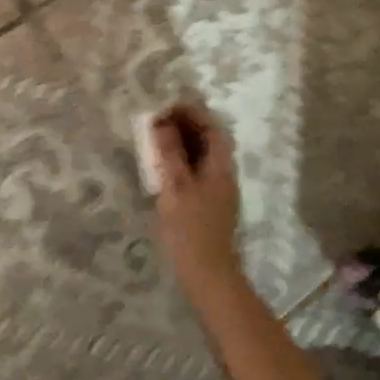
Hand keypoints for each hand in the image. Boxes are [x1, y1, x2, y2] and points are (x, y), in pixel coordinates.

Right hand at [143, 104, 244, 293]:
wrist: (208, 274)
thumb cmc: (190, 228)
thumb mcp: (175, 187)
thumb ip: (169, 153)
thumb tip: (162, 122)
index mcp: (220, 166)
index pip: (211, 127)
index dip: (191, 112)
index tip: (166, 105)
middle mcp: (223, 174)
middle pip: (209, 139)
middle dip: (185, 125)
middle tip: (157, 118)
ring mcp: (218, 190)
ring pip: (202, 155)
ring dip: (182, 142)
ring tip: (156, 136)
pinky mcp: (209, 204)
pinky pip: (196, 170)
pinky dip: (181, 160)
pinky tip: (163, 166)